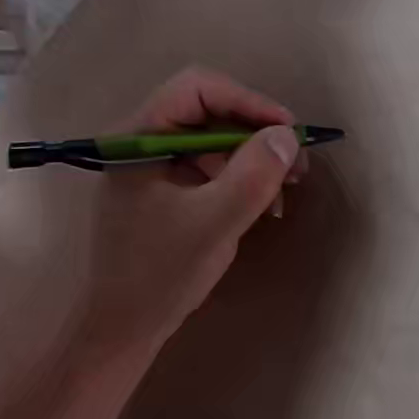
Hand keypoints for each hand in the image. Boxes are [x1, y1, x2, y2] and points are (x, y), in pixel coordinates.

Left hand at [74, 68, 306, 358]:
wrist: (123, 329)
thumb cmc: (159, 274)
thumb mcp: (214, 223)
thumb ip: (253, 174)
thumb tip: (288, 134)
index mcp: (138, 138)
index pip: (197, 89)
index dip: (247, 101)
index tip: (286, 130)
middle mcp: (144, 141)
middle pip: (211, 110)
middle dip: (258, 131)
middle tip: (296, 161)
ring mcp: (155, 164)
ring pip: (217, 137)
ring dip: (256, 155)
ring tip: (287, 185)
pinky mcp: (168, 186)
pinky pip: (213, 163)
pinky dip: (244, 175)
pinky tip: (266, 201)